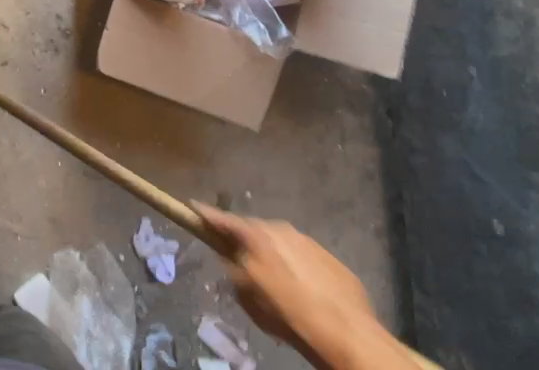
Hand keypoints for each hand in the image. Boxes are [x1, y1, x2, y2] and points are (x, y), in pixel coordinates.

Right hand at [192, 203, 417, 369]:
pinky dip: (295, 264)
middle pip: (254, 229)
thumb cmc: (288, 314)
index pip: (223, 219)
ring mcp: (308, 242)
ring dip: (271, 251)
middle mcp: (281, 230)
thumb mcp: (247, 296)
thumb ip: (232, 269)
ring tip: (272, 275)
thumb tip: (229, 257)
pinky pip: (303, 255)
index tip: (192, 207)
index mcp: (256, 236)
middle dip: (244, 238)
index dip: (205, 214)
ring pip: (280, 241)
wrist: (346, 333)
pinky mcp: (331, 258)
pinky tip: (300, 286)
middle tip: (237, 255)